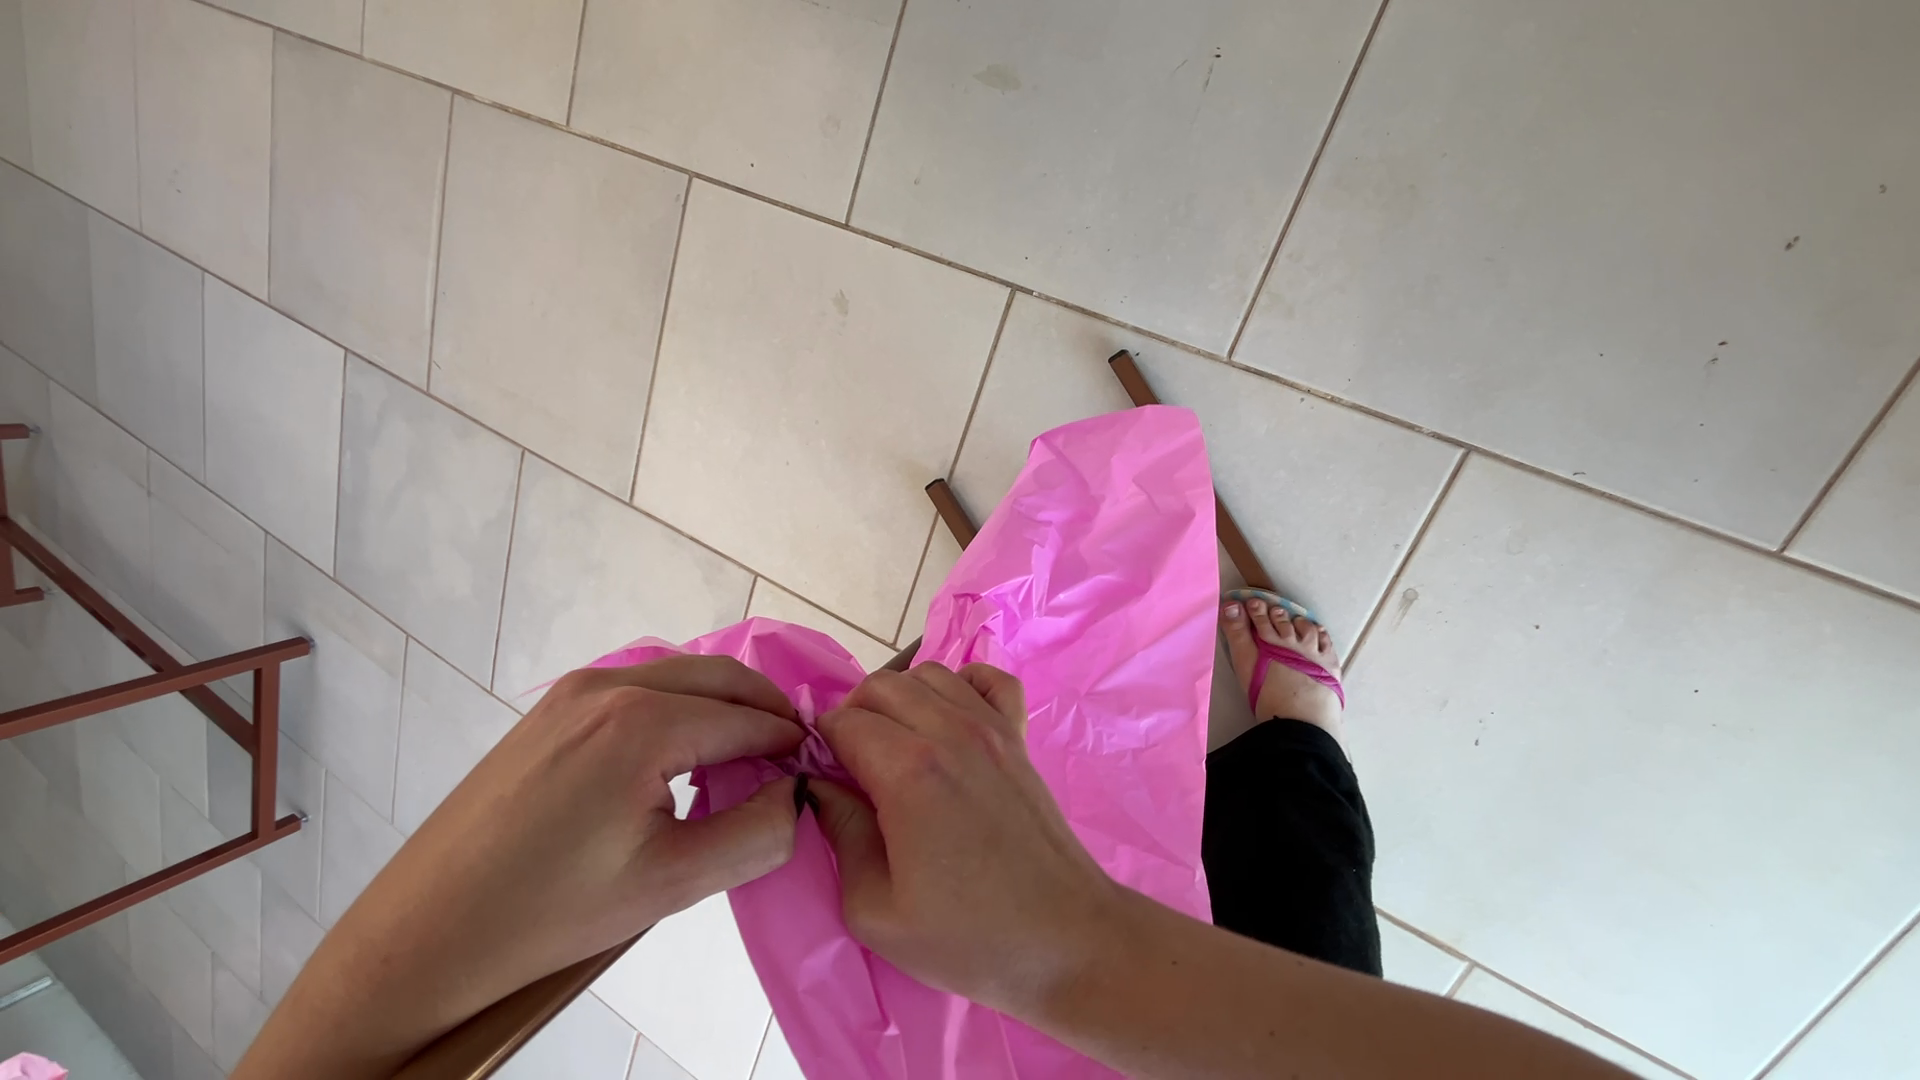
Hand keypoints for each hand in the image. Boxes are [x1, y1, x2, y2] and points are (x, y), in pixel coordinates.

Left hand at [238, 655, 805, 1078]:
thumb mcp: (674, 882)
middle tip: (792, 753)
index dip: (791, 741)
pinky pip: (640, 689)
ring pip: (680, 677)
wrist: (420, 937)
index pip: (748, 716)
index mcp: (642, 720)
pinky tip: (680, 755)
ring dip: (723, 705)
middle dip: (765, 708)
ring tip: (744, 756)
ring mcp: (572, 691)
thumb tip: (796, 792)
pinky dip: (680, 708)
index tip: (818, 767)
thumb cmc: (551, 915)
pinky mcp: (549, 710)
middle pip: (719, 678)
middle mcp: (609, 684)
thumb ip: (759, 831)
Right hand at [811, 663, 1124, 1015]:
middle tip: (855, 767)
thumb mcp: (875, 910)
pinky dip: (963, 684)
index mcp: (908, 769)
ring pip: (928, 674)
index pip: (843, 722)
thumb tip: (820, 786)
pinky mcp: (1020, 735)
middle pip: (881, 686)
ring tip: (898, 744)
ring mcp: (991, 726)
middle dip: (854, 716)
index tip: (826, 779)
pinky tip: (952, 719)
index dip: (823, 746)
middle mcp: (949, 730)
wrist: (1066, 939)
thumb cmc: (969, 937)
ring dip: (901, 698)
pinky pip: (989, 679)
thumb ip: (840, 834)